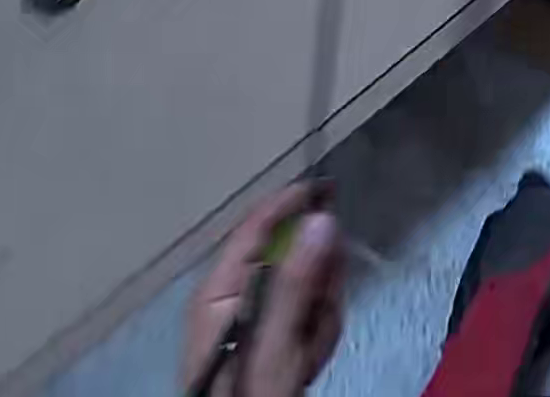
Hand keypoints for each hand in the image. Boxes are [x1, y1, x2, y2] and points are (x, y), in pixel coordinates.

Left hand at [181, 182, 344, 396]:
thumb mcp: (274, 348)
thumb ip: (297, 283)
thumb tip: (322, 218)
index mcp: (219, 291)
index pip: (255, 226)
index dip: (291, 201)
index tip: (330, 189)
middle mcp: (236, 294)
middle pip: (291, 254)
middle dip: (316, 283)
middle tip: (323, 313)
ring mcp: (257, 314)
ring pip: (309, 282)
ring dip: (320, 313)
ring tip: (310, 354)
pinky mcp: (275, 333)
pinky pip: (312, 309)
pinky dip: (319, 332)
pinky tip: (309, 361)